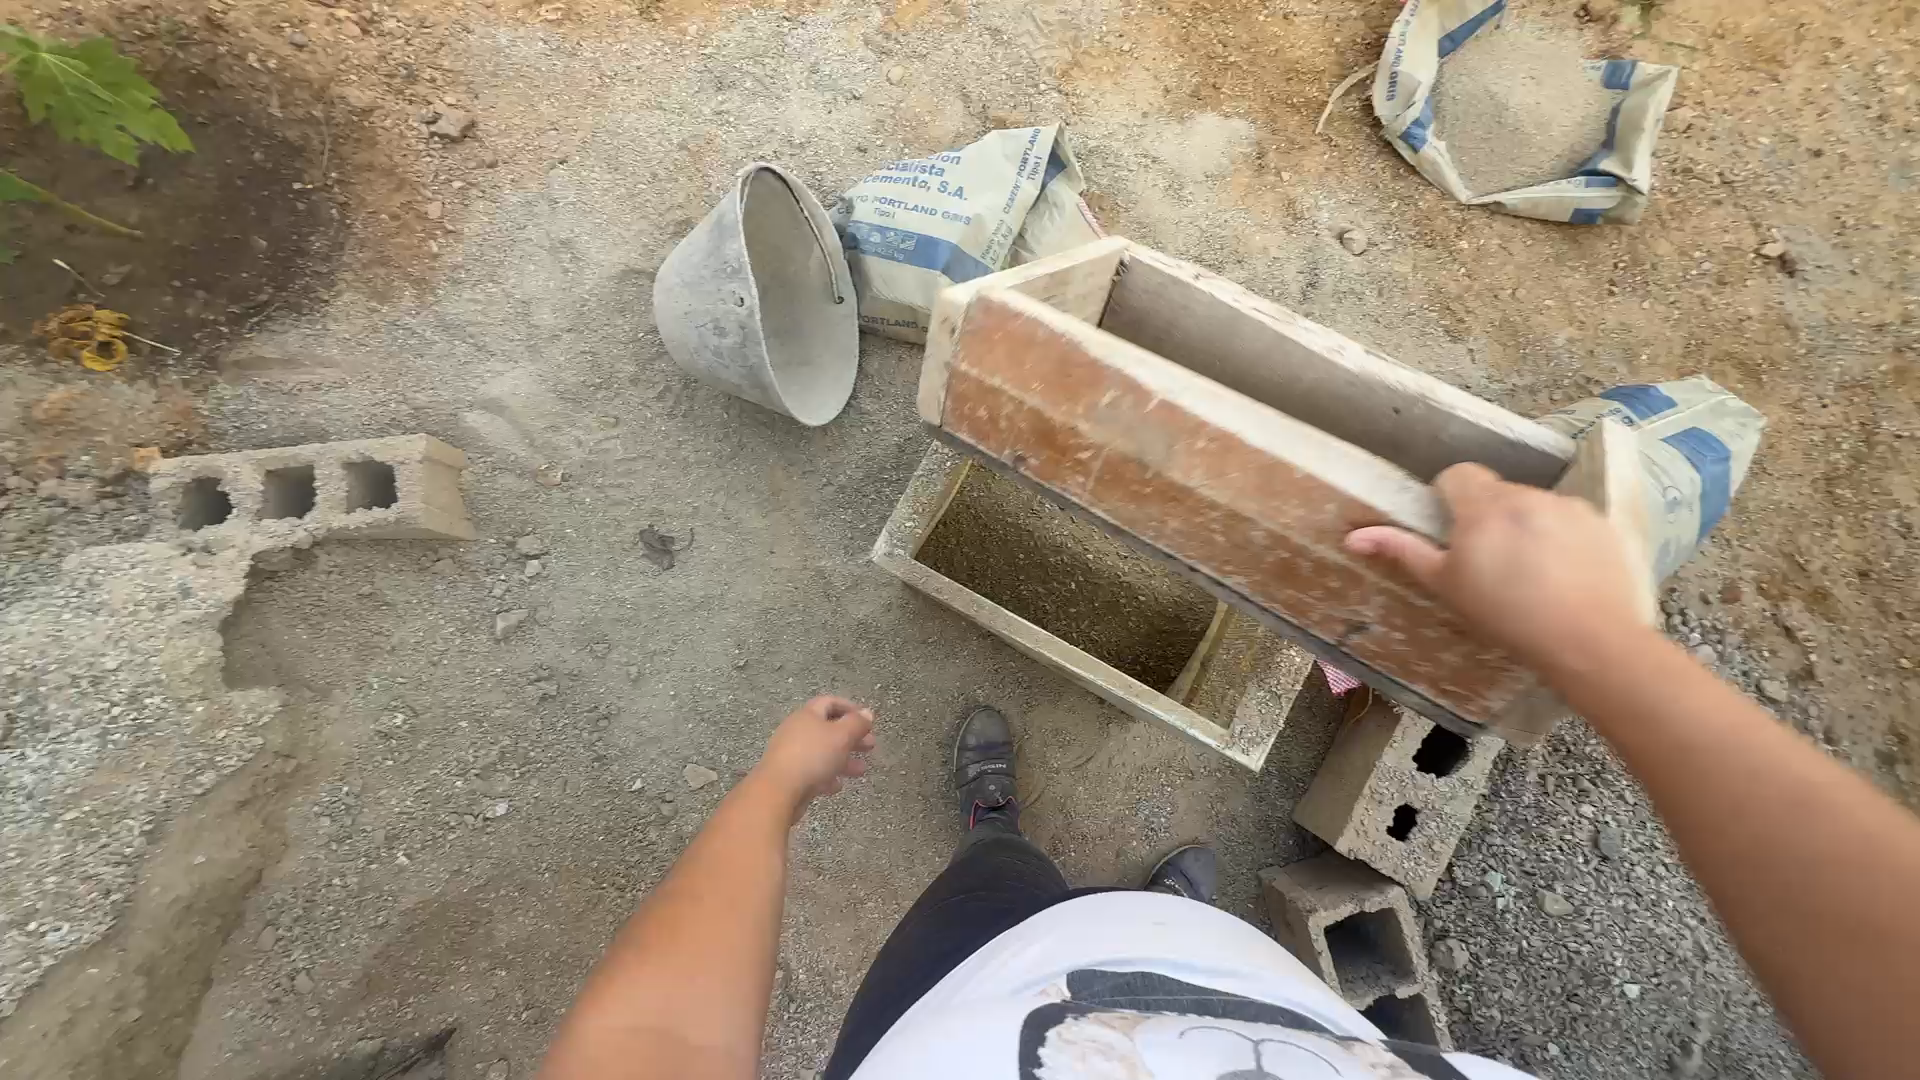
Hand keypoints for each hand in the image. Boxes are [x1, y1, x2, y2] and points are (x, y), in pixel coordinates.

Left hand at [750, 696, 875, 817]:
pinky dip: (826, 776)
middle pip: (828, 729)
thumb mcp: (841, 736)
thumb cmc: (813, 756)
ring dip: (843, 759)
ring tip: (861, 770)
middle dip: (851, 737)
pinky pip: (812, 771)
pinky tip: (837, 786)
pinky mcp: (788, 775)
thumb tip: (867, 712)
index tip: (867, 720)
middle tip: (870, 746)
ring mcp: (791, 753)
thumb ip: (857, 723)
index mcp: (808, 715)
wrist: (778, 791)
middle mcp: (797, 730)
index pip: (830, 703)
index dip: (850, 708)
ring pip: (822, 752)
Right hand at [1345, 462, 1647, 676]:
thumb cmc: (1502, 613)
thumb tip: (1353, 537)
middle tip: (1485, 558)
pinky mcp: (1606, 525)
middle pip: (1496, 491)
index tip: (1451, 528)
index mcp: (1483, 507)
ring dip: (1523, 525)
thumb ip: (1400, 550)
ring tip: (1527, 570)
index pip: (1458, 474)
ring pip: (1533, 504)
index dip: (1448, 495)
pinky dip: (1561, 537)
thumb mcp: (1443, 584)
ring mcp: (1572, 508)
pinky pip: (1570, 520)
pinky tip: (1562, 573)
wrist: (1589, 640)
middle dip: (1486, 514)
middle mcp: (1527, 496)